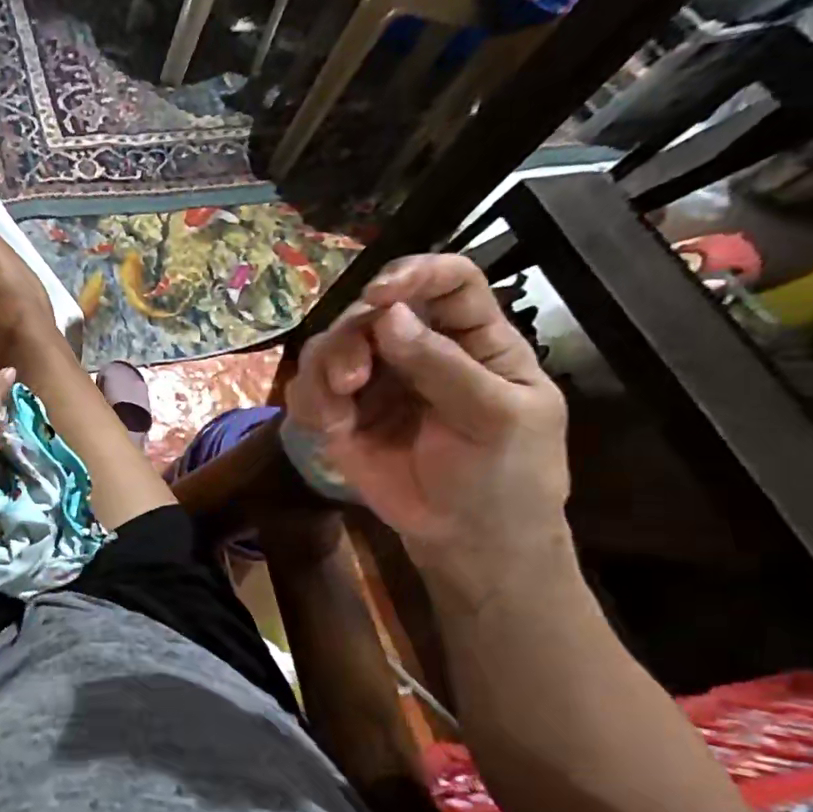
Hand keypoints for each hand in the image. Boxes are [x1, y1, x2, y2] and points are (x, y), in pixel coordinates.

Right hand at [284, 255, 568, 571]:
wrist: (466, 537)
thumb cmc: (505, 475)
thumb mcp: (495, 417)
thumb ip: (443, 366)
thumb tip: (386, 315)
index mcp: (473, 339)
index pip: (449, 282)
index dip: (415, 274)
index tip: (380, 295)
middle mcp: (417, 349)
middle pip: (371, 312)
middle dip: (351, 339)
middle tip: (350, 379)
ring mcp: (375, 380)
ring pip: (330, 346)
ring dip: (325, 371)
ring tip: (337, 412)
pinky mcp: (339, 411)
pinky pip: (307, 389)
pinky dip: (310, 403)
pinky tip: (331, 430)